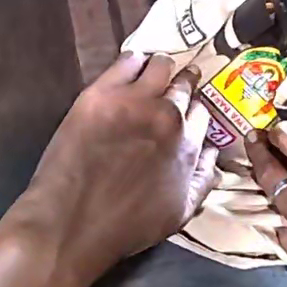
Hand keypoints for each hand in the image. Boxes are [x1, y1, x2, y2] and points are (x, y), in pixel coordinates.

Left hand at [8, 53, 218, 284]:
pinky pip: (127, 61)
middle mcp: (169, 117)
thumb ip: (202, 180)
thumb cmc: (127, 226)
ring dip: (161, 66)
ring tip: (155, 69)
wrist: (72, 223)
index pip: (202, 114)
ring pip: (160, 66)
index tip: (187, 109)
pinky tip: (131, 65)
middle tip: (177, 80)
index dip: (194, 110)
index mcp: (189, 145)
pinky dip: (133, 61)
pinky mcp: (101, 94)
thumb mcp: (179, 212)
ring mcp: (134, 101)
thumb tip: (214, 153)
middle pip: (184, 86)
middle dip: (183, 82)